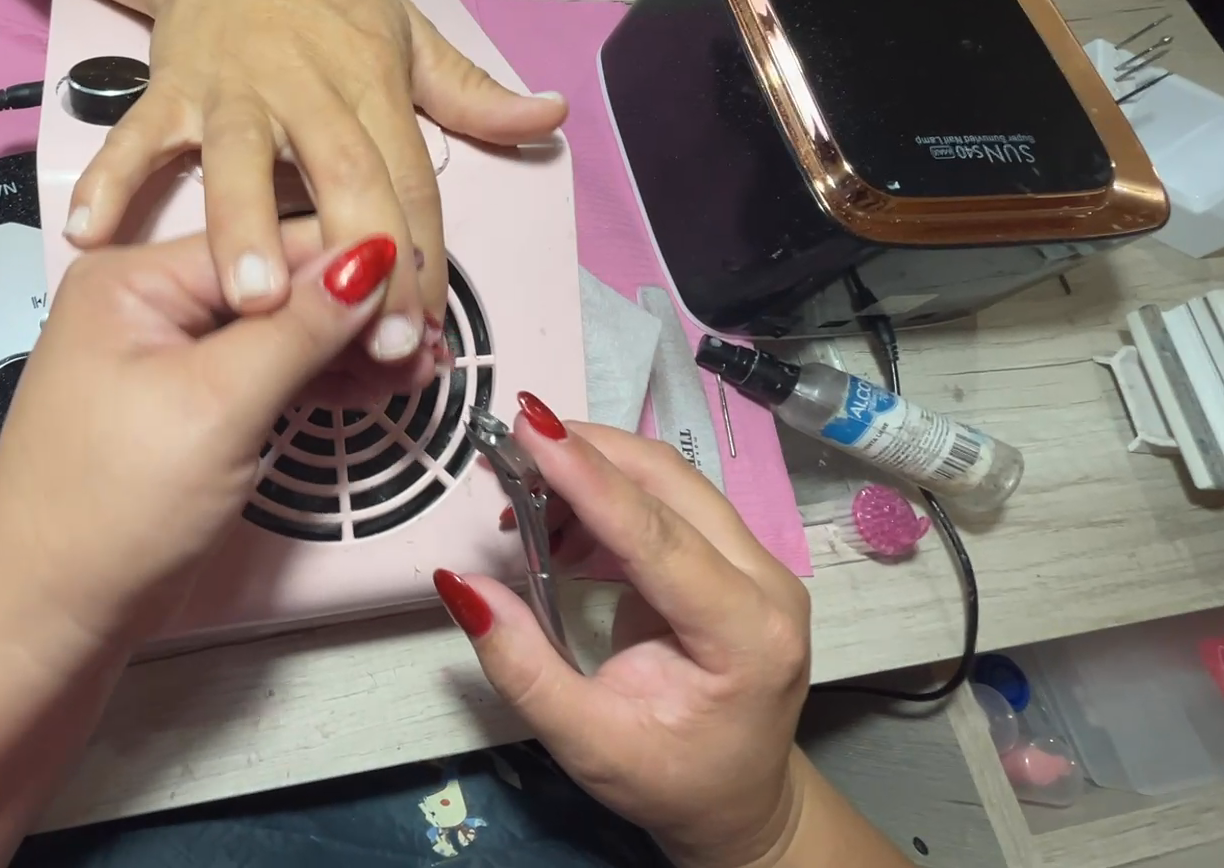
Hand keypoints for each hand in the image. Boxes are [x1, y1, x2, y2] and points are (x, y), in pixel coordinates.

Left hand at [0, 224, 397, 645]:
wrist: (55, 614)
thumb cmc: (115, 505)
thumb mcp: (216, 405)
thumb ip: (298, 330)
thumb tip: (371, 260)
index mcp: (134, 277)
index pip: (262, 244)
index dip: (348, 264)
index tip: (419, 290)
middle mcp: (152, 302)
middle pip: (276, 286)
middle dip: (354, 313)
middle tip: (427, 340)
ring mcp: (173, 354)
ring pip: (280, 333)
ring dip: (347, 350)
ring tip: (418, 368)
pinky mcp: (195, 401)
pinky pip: (268, 372)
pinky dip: (319, 381)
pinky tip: (374, 385)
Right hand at [61, 0, 565, 371]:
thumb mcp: (408, 35)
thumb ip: (471, 92)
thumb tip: (549, 117)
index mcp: (372, 86)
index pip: (408, 182)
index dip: (422, 259)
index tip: (425, 335)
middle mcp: (308, 89)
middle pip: (342, 174)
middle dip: (358, 257)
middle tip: (365, 344)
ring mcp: (234, 88)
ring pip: (242, 156)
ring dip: (245, 224)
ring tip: (250, 299)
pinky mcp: (170, 86)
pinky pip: (139, 135)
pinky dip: (112, 179)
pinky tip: (89, 234)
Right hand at [434, 396, 812, 867]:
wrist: (739, 797)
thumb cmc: (670, 778)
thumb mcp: (584, 740)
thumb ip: (520, 664)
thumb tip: (460, 582)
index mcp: (745, 636)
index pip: (656, 536)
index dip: (587, 478)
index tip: (530, 425)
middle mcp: (763, 580)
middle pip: (666, 481)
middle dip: (583, 451)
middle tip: (508, 446)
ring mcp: (752, 560)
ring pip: (663, 476)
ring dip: (587, 468)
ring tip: (519, 497)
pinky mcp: (727, 552)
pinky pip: (659, 496)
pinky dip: (598, 493)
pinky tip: (554, 523)